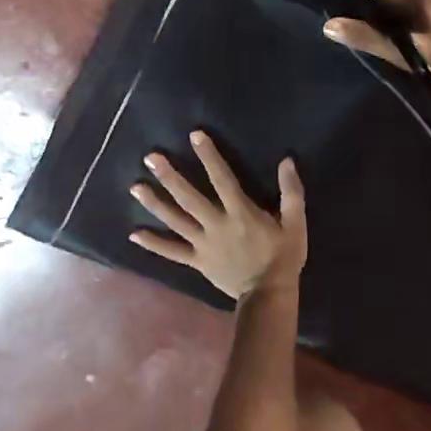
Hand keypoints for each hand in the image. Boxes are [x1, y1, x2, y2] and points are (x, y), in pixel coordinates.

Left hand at [129, 130, 306, 299]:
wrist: (269, 295)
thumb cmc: (283, 255)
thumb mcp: (296, 222)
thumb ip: (291, 191)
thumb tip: (286, 161)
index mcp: (240, 212)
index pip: (222, 178)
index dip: (209, 156)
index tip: (194, 136)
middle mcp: (216, 224)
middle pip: (189, 197)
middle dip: (169, 176)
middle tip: (150, 158)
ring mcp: (203, 244)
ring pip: (175, 220)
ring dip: (155, 203)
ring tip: (135, 187)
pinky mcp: (197, 261)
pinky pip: (172, 251)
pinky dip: (153, 243)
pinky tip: (134, 234)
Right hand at [322, 0, 430, 100]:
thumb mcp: (410, 53)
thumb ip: (370, 39)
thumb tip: (329, 25)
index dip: (377, 23)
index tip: (383, 47)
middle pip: (403, 3)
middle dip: (398, 27)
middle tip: (404, 57)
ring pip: (423, 10)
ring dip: (416, 30)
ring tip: (424, 58)